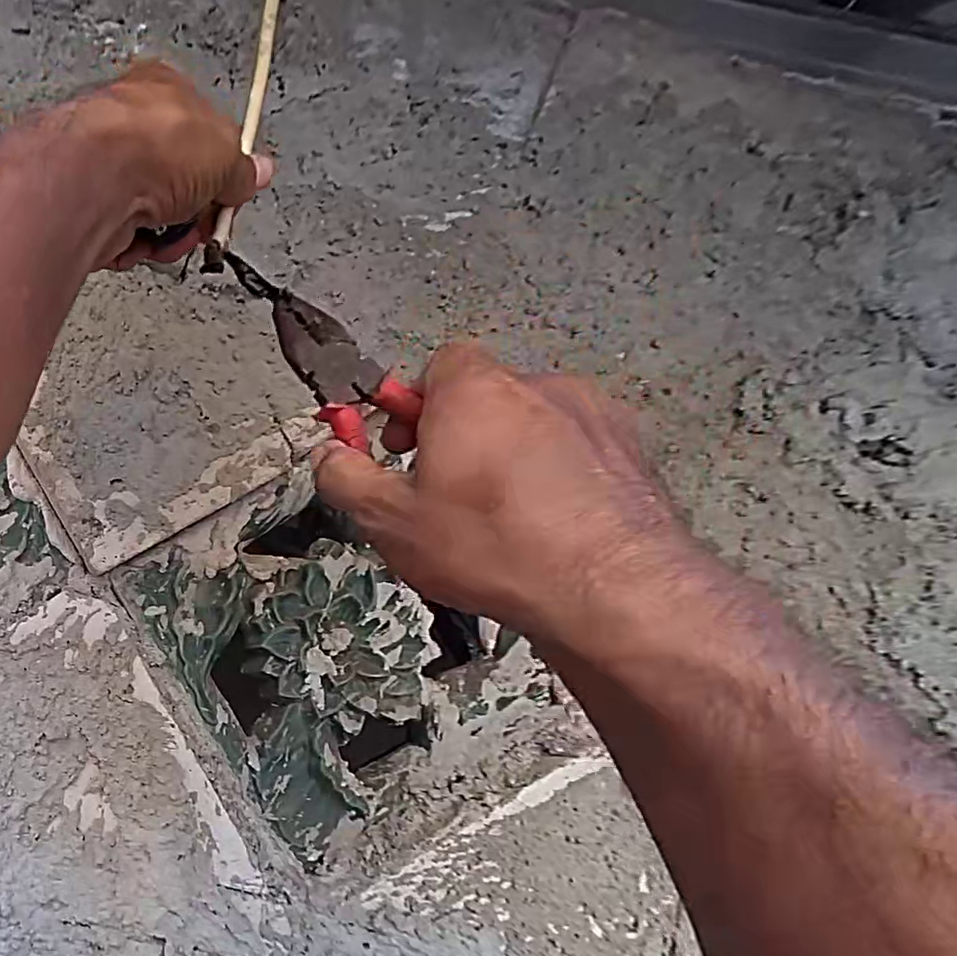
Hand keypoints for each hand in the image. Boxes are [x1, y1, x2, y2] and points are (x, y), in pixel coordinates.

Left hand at [69, 60, 273, 269]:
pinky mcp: (94, 214)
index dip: (221, 174)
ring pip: (154, 220)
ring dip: (168, 236)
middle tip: (202, 224)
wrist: (95, 183)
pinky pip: (128, 240)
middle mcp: (132, 131)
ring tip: (168, 232)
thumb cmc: (148, 147)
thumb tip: (254, 176)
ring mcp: (109, 175)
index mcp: (164, 94)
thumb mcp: (224, 155)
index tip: (231, 198)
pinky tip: (140, 241)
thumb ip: (242, 171)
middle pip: (179, 186)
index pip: (205, 138)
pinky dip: (139, 248)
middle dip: (195, 214)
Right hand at [312, 342, 694, 645]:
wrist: (610, 591)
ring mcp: (591, 418)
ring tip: (482, 512)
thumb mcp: (387, 518)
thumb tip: (329, 457)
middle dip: (447, 433)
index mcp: (474, 394)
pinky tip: (529, 522)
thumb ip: (344, 477)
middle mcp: (537, 390)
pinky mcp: (627, 452)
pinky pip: (567, 449)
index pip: (436, 364)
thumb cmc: (501, 548)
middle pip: (478, 395)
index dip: (408, 402)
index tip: (394, 439)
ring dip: (496, 454)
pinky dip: (543, 474)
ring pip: (523, 424)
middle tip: (430, 482)